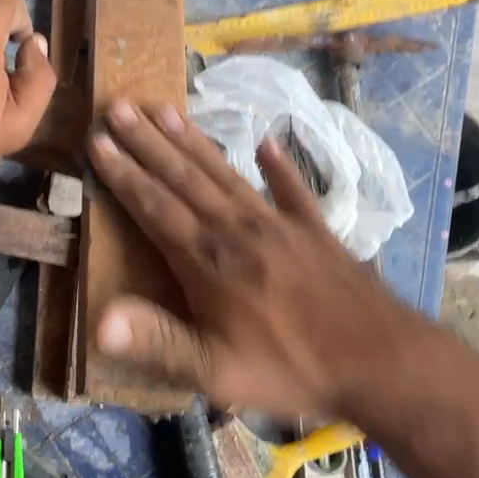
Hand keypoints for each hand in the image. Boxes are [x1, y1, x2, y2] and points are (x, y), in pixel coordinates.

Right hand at [87, 101, 428, 418]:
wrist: (382, 361)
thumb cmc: (291, 369)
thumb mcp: (216, 371)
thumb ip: (157, 342)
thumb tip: (99, 320)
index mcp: (209, 260)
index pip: (155, 206)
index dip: (124, 174)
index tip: (97, 141)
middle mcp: (239, 229)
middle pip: (184, 177)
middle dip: (147, 142)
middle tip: (118, 106)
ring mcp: (279, 224)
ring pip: (225, 173)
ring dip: (192, 141)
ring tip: (166, 110)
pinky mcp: (315, 230)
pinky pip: (291, 189)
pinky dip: (277, 165)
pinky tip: (267, 142)